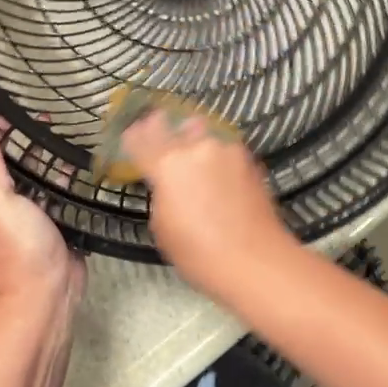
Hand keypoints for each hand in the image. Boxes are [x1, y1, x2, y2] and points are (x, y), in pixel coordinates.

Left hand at [0, 121, 85, 312]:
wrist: (47, 293)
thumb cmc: (16, 246)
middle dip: (1, 139)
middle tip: (17, 111)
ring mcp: (23, 215)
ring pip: (24, 176)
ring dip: (32, 152)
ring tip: (49, 124)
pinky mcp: (49, 222)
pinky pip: (51, 190)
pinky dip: (57, 173)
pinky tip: (71, 156)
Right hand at [120, 106, 294, 294]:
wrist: (256, 260)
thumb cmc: (200, 254)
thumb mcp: (162, 227)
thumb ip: (161, 194)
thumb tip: (167, 183)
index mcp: (167, 165)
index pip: (142, 138)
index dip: (134, 135)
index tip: (131, 134)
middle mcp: (196, 148)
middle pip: (173, 126)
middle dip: (164, 127)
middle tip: (160, 135)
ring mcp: (225, 150)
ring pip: (202, 133)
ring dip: (194, 140)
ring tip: (194, 155)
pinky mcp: (248, 158)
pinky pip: (224, 148)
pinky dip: (216, 155)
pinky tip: (219, 173)